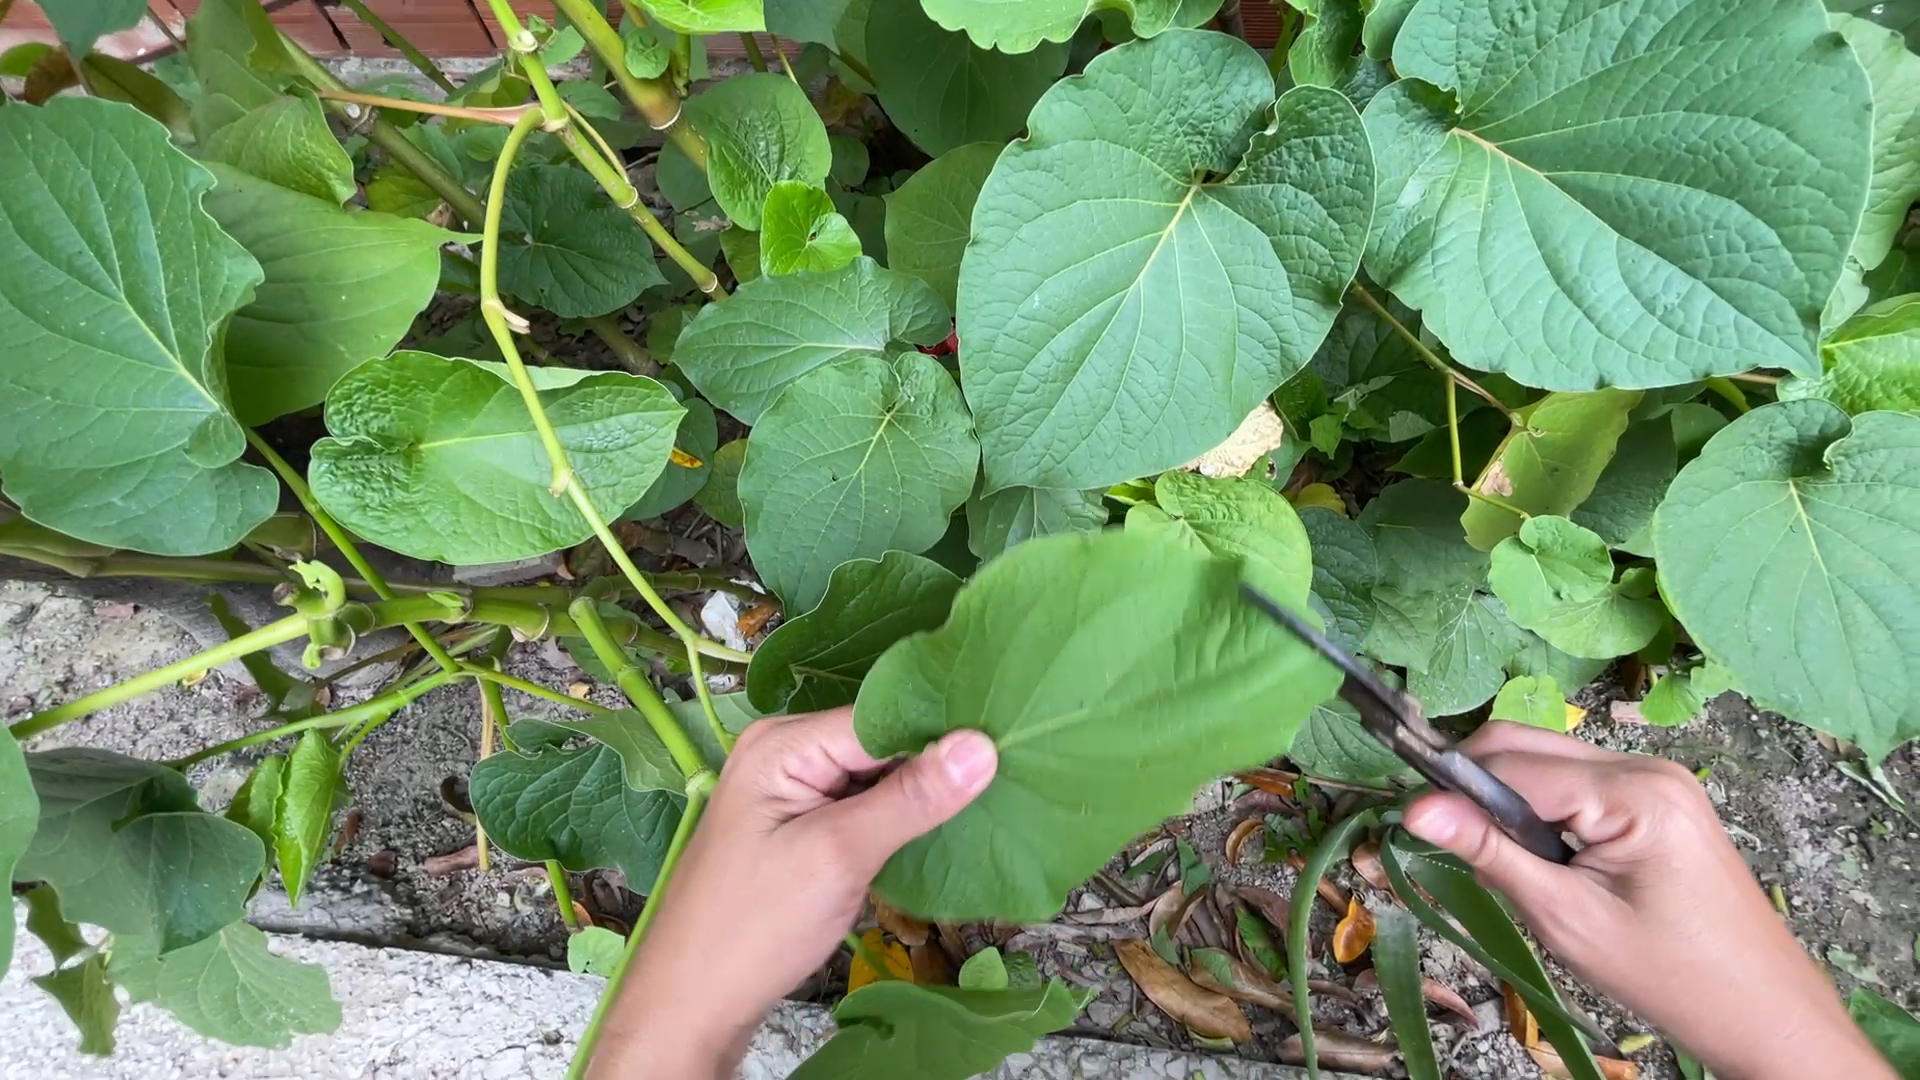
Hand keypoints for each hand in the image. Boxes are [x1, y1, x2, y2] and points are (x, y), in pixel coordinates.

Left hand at [588, 707, 996, 1079]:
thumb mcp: (840, 855)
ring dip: (917, 788)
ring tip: (983, 789)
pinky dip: (896, 811)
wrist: (690, 1006)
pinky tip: (937, 819)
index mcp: (783, 742)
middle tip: (1002, 766)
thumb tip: (981, 745)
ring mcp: (791, 785)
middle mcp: (786, 749)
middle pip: (877, 740)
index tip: (1002, 739)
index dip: (938, 730)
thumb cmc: (755, 926)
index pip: (879, 718)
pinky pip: (860, 798)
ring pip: (873, 771)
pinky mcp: (800, 819)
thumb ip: (912, 798)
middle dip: (931, 758)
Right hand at [1403, 722, 1892, 1079]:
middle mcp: (1644, 766)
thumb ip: (1488, 851)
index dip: (1456, 792)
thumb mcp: (1565, 916)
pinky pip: (1564, 774)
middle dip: (1475, 786)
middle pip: (1519, 744)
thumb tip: (1411, 807)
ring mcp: (1652, 775)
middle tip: (1459, 841)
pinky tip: (1539, 850)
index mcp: (1635, 792)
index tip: (1418, 825)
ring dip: (1502, 795)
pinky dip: (1532, 802)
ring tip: (1504, 856)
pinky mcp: (1651, 792)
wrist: (1770, 1023)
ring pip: (1535, 754)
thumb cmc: (1668, 976)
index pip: (1511, 767)